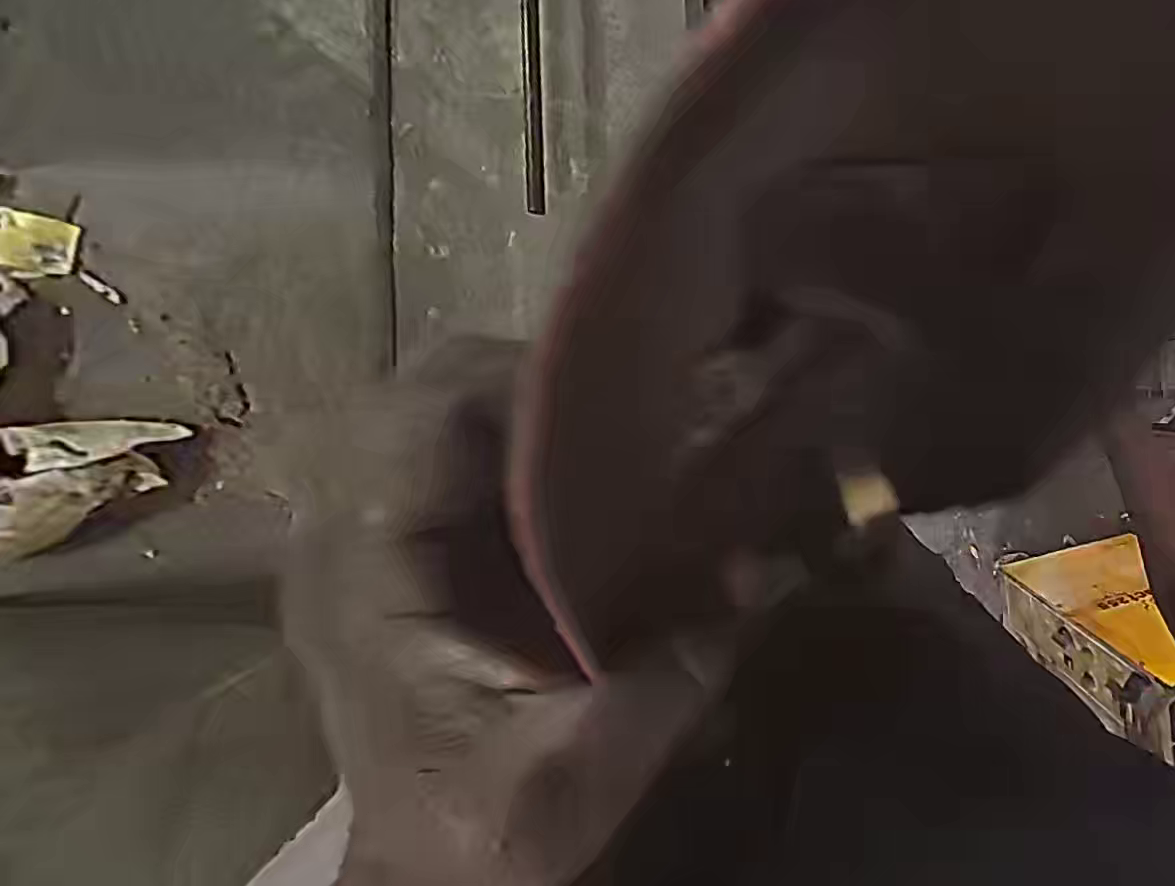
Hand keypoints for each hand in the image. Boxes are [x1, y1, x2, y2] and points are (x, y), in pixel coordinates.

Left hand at [279, 340, 735, 885]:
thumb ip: (680, 671)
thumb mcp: (584, 771)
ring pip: (461, 401)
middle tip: (640, 400)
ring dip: (549, 395)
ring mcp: (397, 529)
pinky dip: (546, 429)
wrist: (438, 870)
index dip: (527, 380)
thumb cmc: (485, 829)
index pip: (425, 412)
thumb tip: (772, 569)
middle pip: (441, 382)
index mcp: (371, 573)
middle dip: (546, 373)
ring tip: (635, 419)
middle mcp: (365, 530)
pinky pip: (481, 441)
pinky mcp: (433, 537)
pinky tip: (612, 459)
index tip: (629, 394)